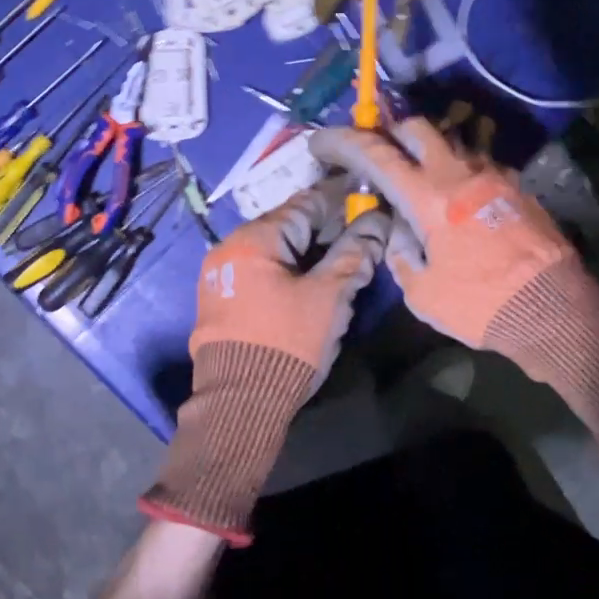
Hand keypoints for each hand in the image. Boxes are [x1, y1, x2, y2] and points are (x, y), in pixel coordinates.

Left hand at [140, 182, 389, 544]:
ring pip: (273, 250)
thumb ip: (354, 253)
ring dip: (305, 249)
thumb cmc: (287, 342)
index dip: (339, 198)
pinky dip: (287, 268)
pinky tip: (310, 278)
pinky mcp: (220, 300)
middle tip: (359, 226)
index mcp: (254, 239)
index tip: (365, 193)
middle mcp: (230, 248)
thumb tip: (378, 221)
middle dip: (324, 225)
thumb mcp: (329, 296)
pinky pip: (260, 271)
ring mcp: (220, 275)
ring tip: (340, 252)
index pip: (304, 204)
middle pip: (286, 225)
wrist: (239, 404)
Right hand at [310, 120, 598, 451]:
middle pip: (419, 128)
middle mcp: (460, 173)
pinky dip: (462, 171)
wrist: (553, 310)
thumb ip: (402, 257)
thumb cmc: (481, 304)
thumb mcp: (423, 293)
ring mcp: (495, 175)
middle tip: (380, 152)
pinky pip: (482, 164)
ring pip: (454, 141)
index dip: (344, 143)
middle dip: (392, 132)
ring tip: (422, 176)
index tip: (322, 140)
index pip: (377, 155)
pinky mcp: (519, 188)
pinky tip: (461, 197)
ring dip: (431, 150)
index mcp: (429, 197)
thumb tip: (401, 238)